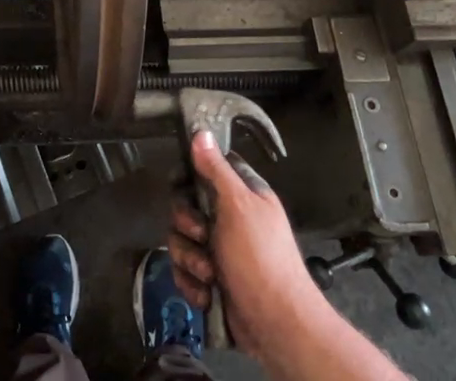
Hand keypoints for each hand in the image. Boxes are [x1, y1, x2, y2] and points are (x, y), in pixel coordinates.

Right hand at [168, 130, 325, 359]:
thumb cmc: (260, 258)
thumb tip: (201, 132)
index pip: (207, 169)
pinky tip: (207, 294)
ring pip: (181, 241)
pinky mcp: (211, 279)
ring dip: (190, 260)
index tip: (182, 186)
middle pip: (185, 207)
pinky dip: (192, 284)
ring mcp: (220, 251)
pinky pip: (184, 271)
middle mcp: (230, 219)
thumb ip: (216, 169)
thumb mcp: (239, 206)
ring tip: (209, 275)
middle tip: (203, 237)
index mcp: (242, 195)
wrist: (274, 323)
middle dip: (187, 226)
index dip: (189, 175)